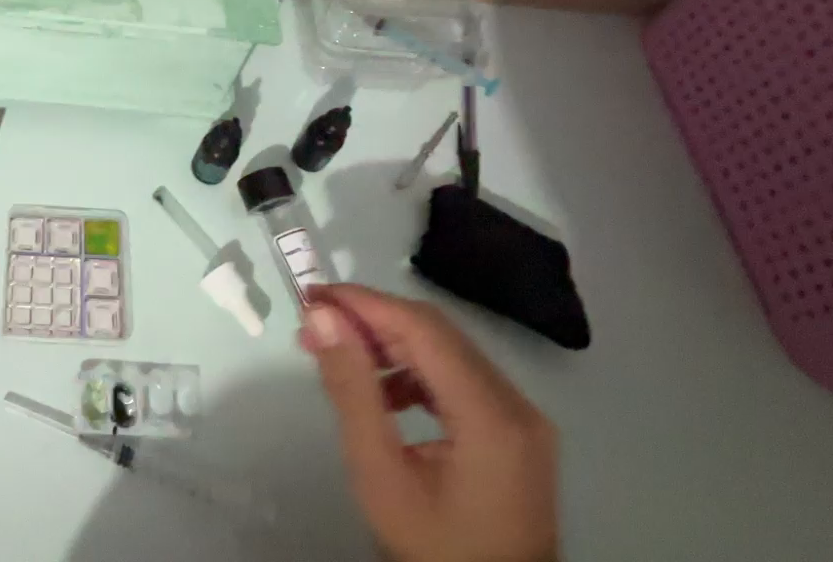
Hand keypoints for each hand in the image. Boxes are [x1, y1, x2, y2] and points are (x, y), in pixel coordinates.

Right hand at [301, 284, 557, 561]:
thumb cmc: (432, 548)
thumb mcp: (379, 474)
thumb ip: (351, 390)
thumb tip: (322, 317)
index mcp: (491, 416)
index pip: (422, 329)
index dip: (364, 303)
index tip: (311, 296)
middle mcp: (517, 404)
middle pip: (436, 334)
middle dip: (371, 320)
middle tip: (313, 325)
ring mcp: (522, 417)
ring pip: (446, 351)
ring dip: (389, 343)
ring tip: (337, 356)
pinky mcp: (515, 430)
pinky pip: (459, 377)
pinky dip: (414, 370)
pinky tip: (380, 391)